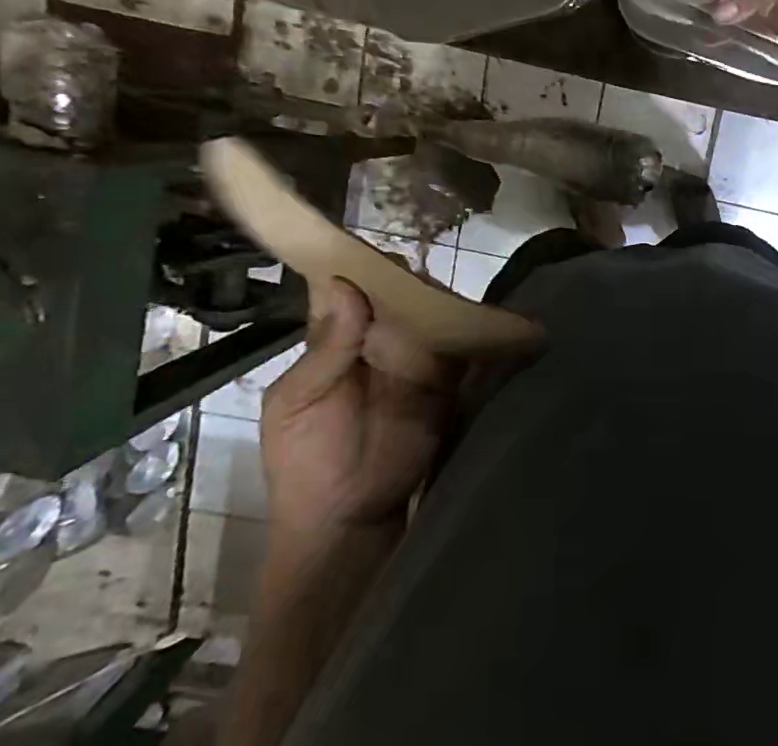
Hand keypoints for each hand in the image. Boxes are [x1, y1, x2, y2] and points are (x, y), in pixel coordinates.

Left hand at [259, 278, 453, 541]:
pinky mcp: (446, 380)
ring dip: (444, 303)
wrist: (345, 520)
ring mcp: (415, 358)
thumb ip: (324, 349)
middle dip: (411, 283)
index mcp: (334, 336)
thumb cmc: (305, 461)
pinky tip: (482, 323)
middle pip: (400, 292)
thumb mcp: (295, 403)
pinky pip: (462, 347)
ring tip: (451, 305)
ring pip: (434, 313)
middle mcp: (377, 338)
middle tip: (421, 288)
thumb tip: (346, 287)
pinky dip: (474, 332)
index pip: (349, 285)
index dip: (359, 266)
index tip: (376, 258)